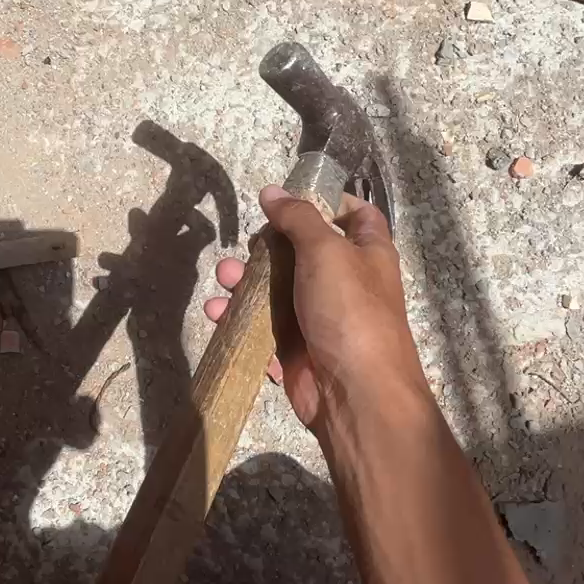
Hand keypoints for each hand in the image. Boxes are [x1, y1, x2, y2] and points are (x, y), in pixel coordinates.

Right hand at [204, 186, 429, 432]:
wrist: (355, 393)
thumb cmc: (349, 312)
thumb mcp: (325, 251)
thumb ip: (298, 217)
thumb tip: (272, 190)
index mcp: (366, 253)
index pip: (355, 215)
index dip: (327, 202)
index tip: (289, 199)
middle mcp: (343, 282)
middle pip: (299, 251)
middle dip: (265, 247)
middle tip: (247, 248)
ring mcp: (316, 316)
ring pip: (272, 288)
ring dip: (243, 282)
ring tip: (224, 281)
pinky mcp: (292, 346)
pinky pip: (259, 325)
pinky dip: (237, 318)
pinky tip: (218, 314)